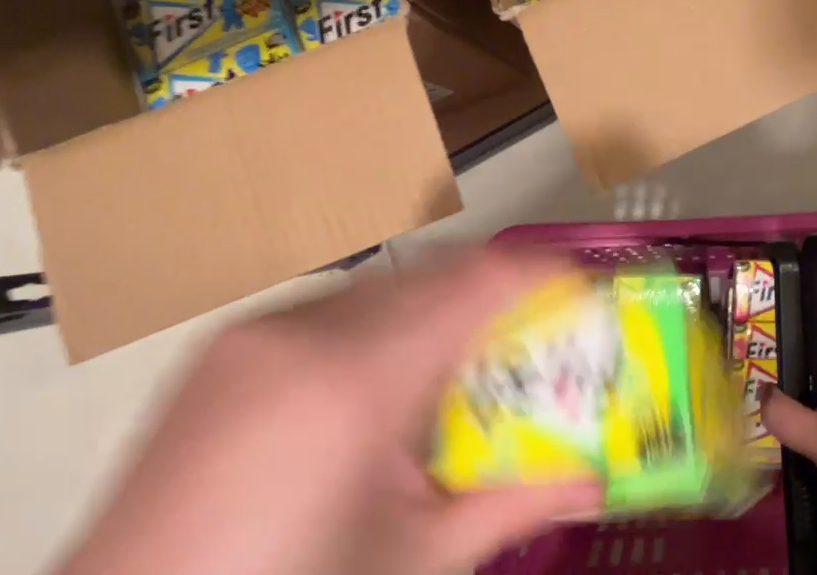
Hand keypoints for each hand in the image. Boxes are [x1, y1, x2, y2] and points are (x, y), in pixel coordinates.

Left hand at [57, 250, 601, 574]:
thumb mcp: (414, 558)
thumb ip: (511, 503)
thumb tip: (594, 482)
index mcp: (360, 378)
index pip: (476, 282)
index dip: (538, 270)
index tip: (578, 285)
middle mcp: (306, 330)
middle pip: (433, 274)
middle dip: (491, 297)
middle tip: (526, 342)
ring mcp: (255, 331)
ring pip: (380, 287)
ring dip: (432, 309)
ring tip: (452, 369)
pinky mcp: (222, 348)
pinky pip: (327, 309)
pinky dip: (375, 327)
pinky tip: (374, 388)